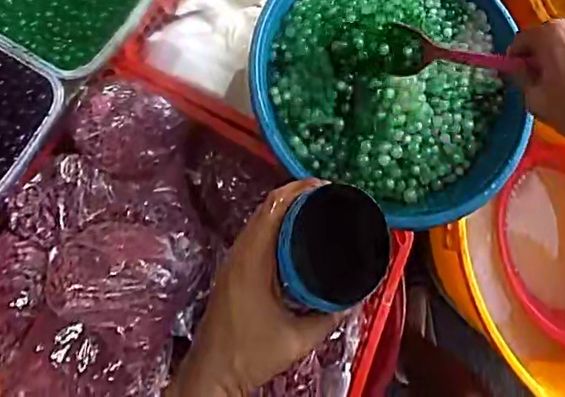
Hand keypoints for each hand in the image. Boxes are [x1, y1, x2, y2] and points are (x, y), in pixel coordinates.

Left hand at [175, 181, 345, 396]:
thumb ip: (328, 318)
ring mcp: (233, 259)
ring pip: (261, 216)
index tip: (328, 188)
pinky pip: (256, 230)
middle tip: (328, 195)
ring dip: (286, 205)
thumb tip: (354, 299)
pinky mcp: (232, 269)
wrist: (210, 379)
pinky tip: (294, 230)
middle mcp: (240, 251)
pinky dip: (276, 221)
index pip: (275, 205)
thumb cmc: (249, 355)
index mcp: (253, 258)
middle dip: (298, 192)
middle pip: (268, 205)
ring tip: (316, 206)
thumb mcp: (296, 340)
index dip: (301, 189)